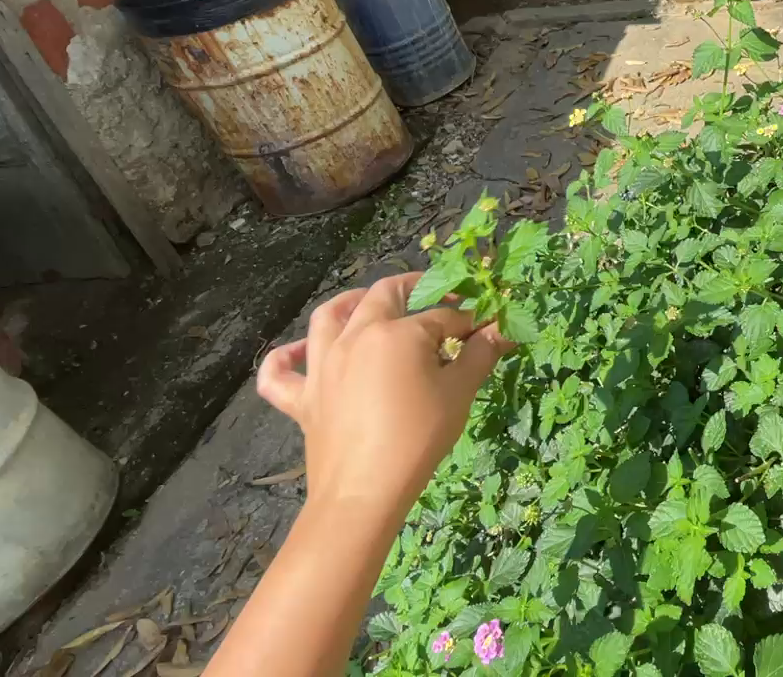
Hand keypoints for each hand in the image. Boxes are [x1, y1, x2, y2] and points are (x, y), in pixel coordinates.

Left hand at [257, 272, 511, 521]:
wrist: (365, 493)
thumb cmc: (418, 436)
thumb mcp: (460, 391)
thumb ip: (481, 352)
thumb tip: (503, 328)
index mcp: (397, 332)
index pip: (442, 315)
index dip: (469, 320)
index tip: (487, 328)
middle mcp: (355, 336)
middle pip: (384, 295)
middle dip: (416, 289)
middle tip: (440, 301)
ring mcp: (322, 366)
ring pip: (328, 316)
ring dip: (351, 303)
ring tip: (370, 305)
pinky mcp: (302, 398)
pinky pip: (279, 372)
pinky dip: (285, 357)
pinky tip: (299, 352)